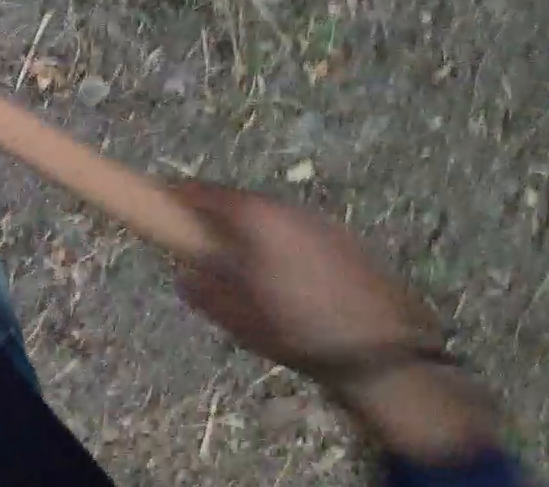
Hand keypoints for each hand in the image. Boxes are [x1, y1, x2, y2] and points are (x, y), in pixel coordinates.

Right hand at [172, 182, 500, 463]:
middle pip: (238, 200)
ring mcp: (324, 223)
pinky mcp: (354, 243)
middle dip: (217, 215)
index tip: (159, 205)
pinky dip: (289, 243)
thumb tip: (184, 272)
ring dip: (255, 229)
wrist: (389, 360)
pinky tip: (293, 275)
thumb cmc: (294, 330)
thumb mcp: (230, 314)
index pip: (197, 190)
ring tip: (250, 260)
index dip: (173, 195)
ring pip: (274, 216)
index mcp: (250, 217)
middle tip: (203, 238)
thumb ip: (198, 286)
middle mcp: (286, 209)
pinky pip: (305, 232)